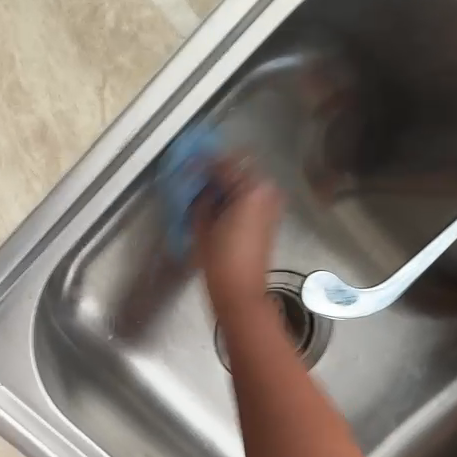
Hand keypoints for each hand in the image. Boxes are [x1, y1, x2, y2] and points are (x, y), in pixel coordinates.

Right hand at [192, 158, 282, 314]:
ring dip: (227, 183)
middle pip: (239, 166)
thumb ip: (202, 198)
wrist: (241, 293)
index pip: (221, 163)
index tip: (186, 164)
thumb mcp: (202, 226)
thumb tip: (201, 187)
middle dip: (217, 170)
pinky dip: (236, 196)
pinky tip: (218, 208)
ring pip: (246, 180)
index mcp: (249, 189)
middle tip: (196, 180)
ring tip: (205, 195)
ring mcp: (271, 204)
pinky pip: (252, 196)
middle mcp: (265, 191)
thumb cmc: (220, 262)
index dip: (201, 162)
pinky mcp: (270, 217)